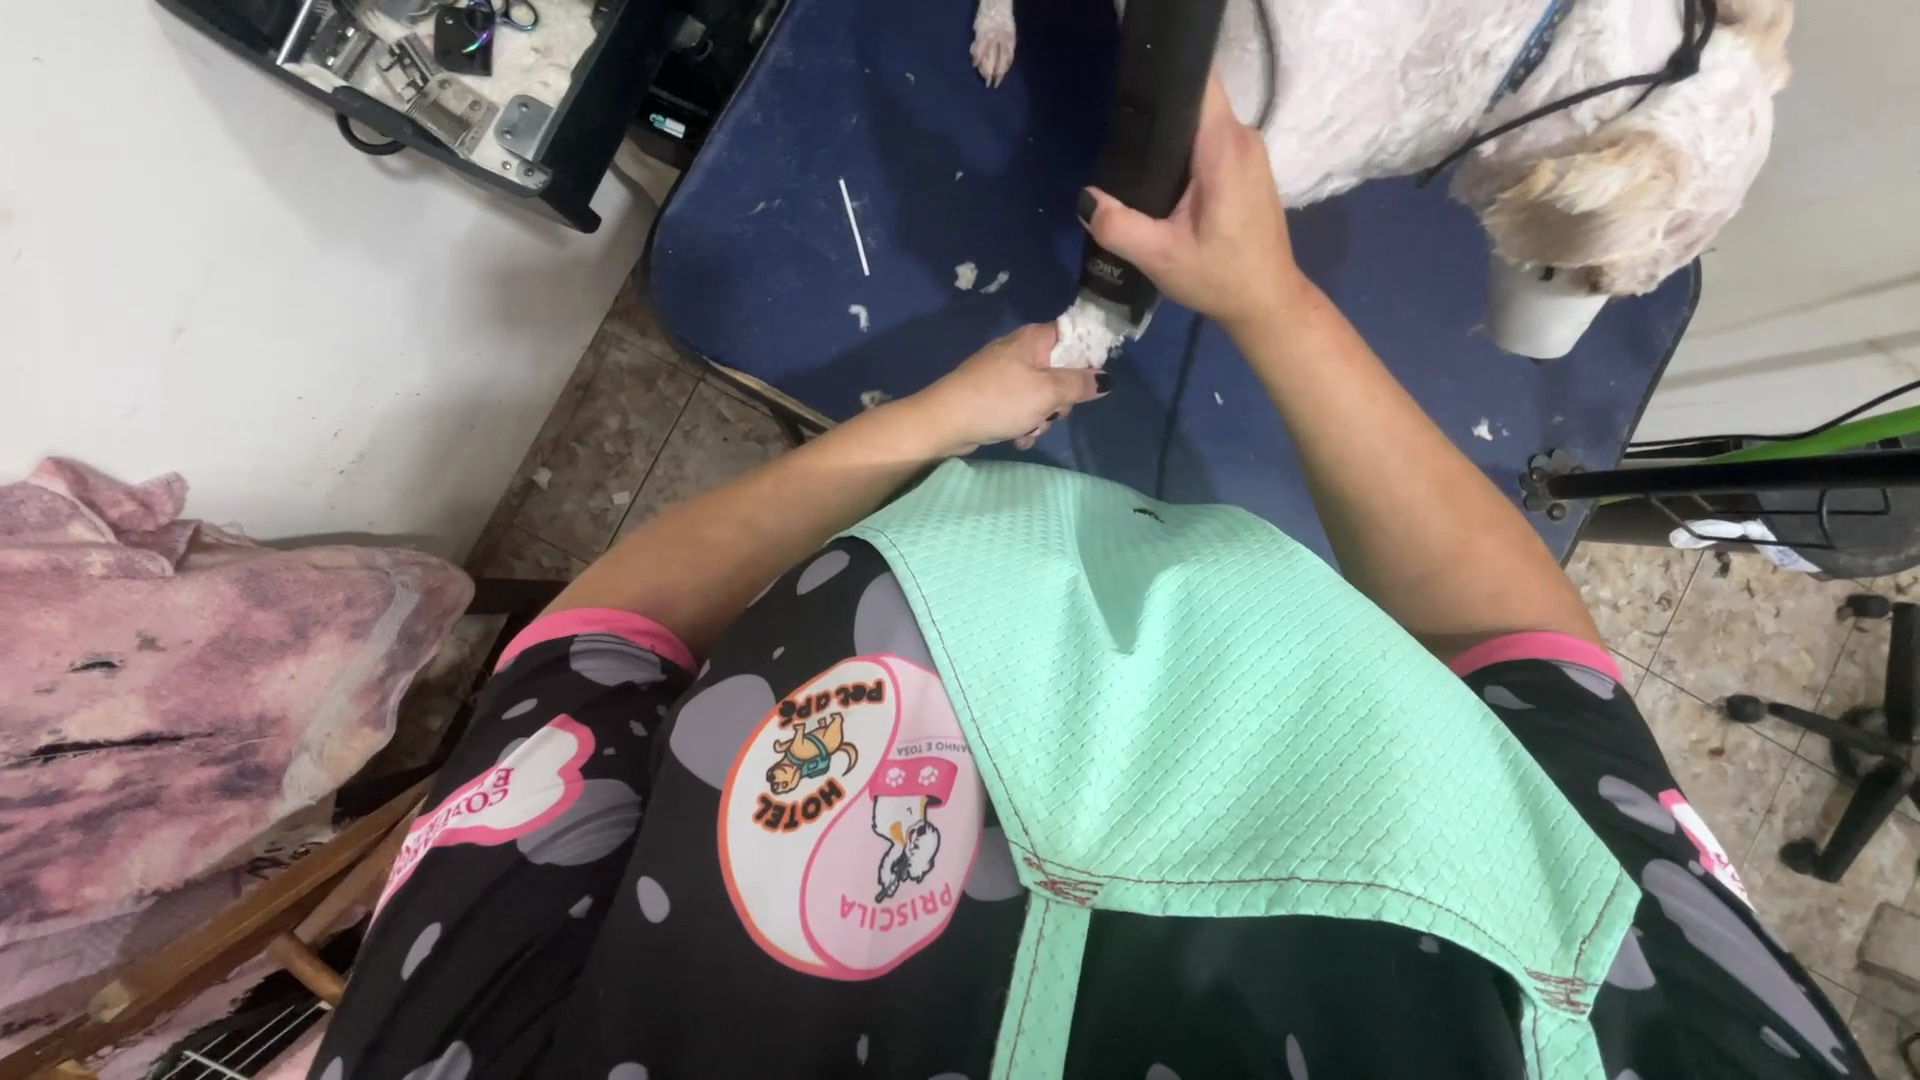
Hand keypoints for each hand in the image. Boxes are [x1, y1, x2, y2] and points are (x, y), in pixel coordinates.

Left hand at [903, 324, 1107, 455]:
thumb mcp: (1047, 392)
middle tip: (1051, 411)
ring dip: (1041, 418)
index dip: (1087, 359)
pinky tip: (1017, 437)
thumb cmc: (999, 400)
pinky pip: (1022, 408)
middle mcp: (1021, 351)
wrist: (945, 421)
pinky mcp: (995, 396)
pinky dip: (1023, 423)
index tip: (1089, 383)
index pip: (1074, 336)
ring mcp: (1006, 375)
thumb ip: (1080, 384)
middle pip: (1061, 372)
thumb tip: (1107, 379)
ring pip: (1043, 396)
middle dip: (1060, 400)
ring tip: (1028, 428)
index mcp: (1035, 339)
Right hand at [1081, 73, 1310, 333]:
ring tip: (1138, 171)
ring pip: (1201, 124)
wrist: (1265, 301)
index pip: (1196, 84)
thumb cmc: (1219, 278)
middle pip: (1194, 103)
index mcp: (1224, 148)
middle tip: (1121, 153)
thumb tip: (1086, 200)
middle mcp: (1242, 137)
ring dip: (1169, 142)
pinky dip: (1185, 156)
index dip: (1162, 87)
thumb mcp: (1159, 258)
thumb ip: (1118, 227)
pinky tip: (1165, 186)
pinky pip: (1210, 142)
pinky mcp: (1247, 167)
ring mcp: (1249, 150)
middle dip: (1157, 120)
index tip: (1130, 109)